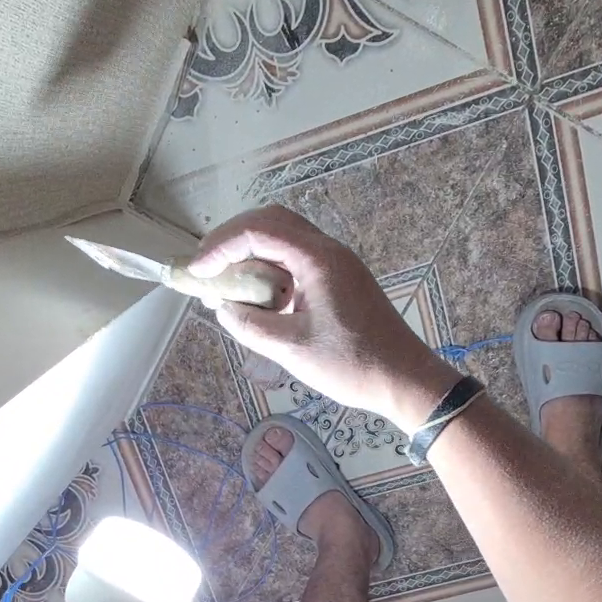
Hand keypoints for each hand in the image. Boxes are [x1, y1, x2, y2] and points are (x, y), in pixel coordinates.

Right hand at [189, 205, 459, 427]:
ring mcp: (338, 264)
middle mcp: (329, 251)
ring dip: (253, 252)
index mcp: (318, 259)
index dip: (220, 246)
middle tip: (207, 265)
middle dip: (233, 239)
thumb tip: (222, 308)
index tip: (197, 272)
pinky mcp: (342, 281)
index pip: (259, 231)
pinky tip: (259, 296)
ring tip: (226, 279)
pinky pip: (299, 259)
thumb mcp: (292, 349)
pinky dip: (272, 268)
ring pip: (287, 238)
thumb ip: (250, 325)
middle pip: (273, 221)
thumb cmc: (351, 365)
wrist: (404, 379)